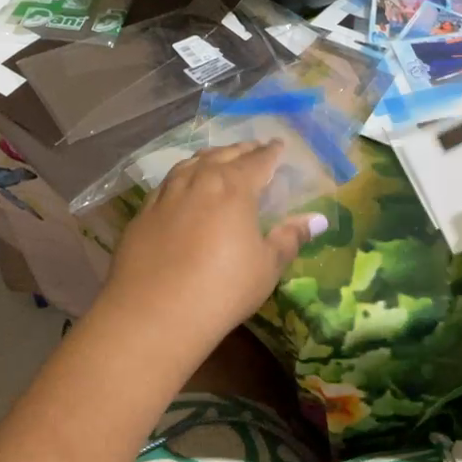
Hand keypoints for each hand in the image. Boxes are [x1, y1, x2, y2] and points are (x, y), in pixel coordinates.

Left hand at [94, 140, 326, 352]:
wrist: (153, 314)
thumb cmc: (222, 289)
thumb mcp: (266, 266)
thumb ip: (290, 238)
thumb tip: (318, 219)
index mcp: (234, 187)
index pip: (258, 160)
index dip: (272, 153)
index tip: (279, 147)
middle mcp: (199, 180)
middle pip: (224, 155)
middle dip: (242, 150)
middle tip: (254, 149)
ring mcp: (166, 194)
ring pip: (191, 164)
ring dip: (211, 158)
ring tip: (220, 160)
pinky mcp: (143, 213)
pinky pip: (168, 182)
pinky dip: (184, 176)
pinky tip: (183, 187)